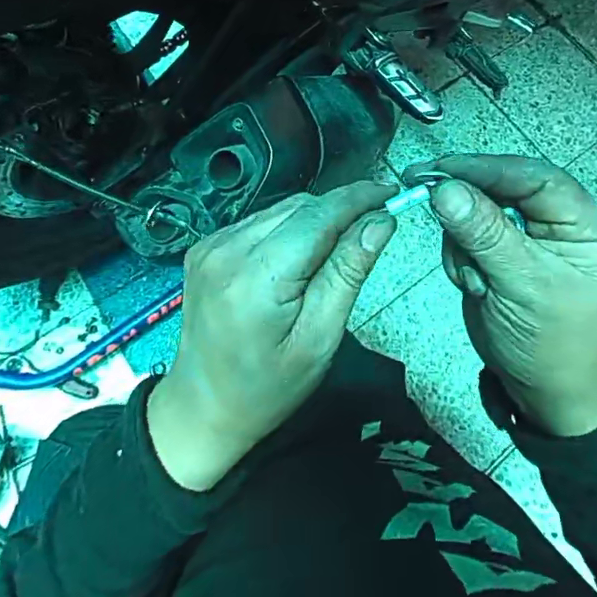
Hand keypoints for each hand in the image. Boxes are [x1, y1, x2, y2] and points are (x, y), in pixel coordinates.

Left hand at [146, 181, 397, 489]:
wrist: (203, 404)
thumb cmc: (267, 387)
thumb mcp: (318, 339)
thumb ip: (346, 274)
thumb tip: (380, 223)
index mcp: (255, 277)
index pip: (316, 217)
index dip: (358, 199)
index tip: (392, 191)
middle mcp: (225, 250)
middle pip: (297, 208)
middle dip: (339, 209)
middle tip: (374, 226)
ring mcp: (209, 246)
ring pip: (277, 211)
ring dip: (313, 218)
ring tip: (339, 247)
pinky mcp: (203, 249)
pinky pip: (256, 223)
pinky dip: (285, 229)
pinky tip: (299, 256)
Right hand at [405, 154, 596, 436]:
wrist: (540, 392)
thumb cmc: (548, 341)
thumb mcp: (521, 286)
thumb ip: (484, 234)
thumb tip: (444, 188)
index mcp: (584, 227)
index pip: (537, 179)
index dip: (490, 169)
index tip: (442, 169)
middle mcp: (556, 226)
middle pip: (504, 189)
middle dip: (467, 200)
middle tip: (422, 190)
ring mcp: (525, 241)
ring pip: (478, 212)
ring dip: (462, 241)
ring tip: (470, 280)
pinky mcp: (498, 257)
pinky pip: (467, 238)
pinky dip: (459, 258)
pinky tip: (471, 286)